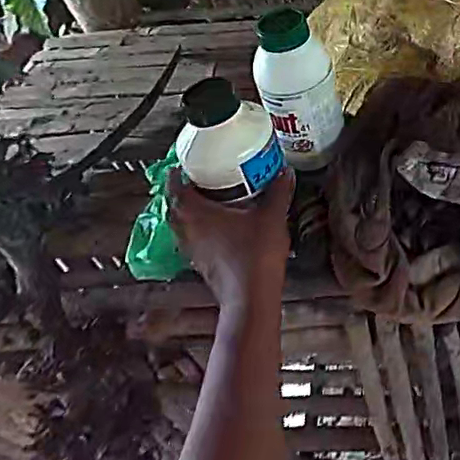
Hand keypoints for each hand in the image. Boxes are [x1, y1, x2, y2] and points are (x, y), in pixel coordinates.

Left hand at [168, 167, 293, 309]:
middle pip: (174, 205)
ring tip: (212, 197)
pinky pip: (193, 237)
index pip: (174, 186)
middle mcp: (186, 230)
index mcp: (195, 213)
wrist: (251, 298)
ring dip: (191, 210)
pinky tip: (221, 223)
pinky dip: (201, 226)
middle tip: (201, 176)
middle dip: (184, 189)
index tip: (186, 161)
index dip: (176, 172)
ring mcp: (191, 249)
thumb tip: (285, 170)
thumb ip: (278, 191)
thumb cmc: (255, 252)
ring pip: (182, 223)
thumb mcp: (272, 215)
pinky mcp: (200, 263)